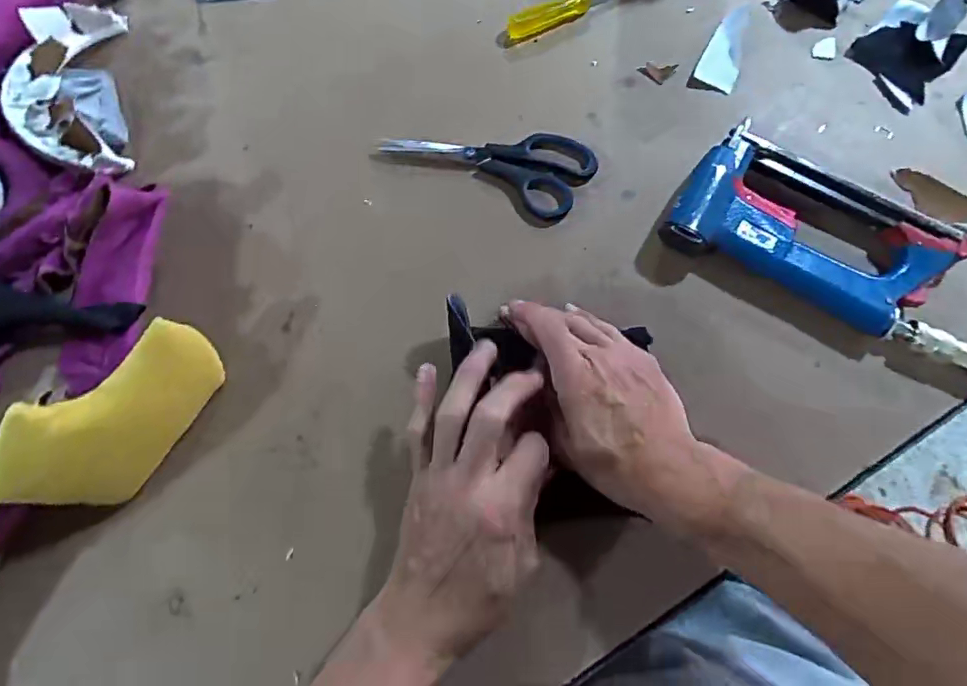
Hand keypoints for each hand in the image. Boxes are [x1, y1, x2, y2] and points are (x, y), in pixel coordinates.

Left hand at [321, 346, 548, 684]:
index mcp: (501, 507)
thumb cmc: (480, 598)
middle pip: (491, 418)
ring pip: (452, 415)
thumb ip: (532, 506)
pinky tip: (426, 371)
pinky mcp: (415, 477)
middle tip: (531, 368)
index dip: (545, 434)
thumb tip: (543, 461)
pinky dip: (420, 400)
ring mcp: (436, 475)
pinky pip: (416, 433)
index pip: (531, 448)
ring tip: (486, 346)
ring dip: (469, 376)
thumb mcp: (523, 562)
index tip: (551, 429)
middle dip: (514, 386)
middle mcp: (467, 482)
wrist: (417, 620)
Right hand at [505, 301, 734, 525]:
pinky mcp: (644, 359)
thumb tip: (538, 382)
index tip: (510, 310)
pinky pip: (612, 332)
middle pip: (567, 320)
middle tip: (524, 317)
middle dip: (542, 315)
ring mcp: (626, 352)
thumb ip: (547, 407)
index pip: (547, 327)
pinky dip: (594, 325)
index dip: (527, 315)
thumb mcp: (565, 445)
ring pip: (592, 323)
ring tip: (554, 316)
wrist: (668, 465)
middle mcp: (601, 352)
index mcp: (577, 372)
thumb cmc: (611, 463)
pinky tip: (591, 329)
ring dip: (568, 317)